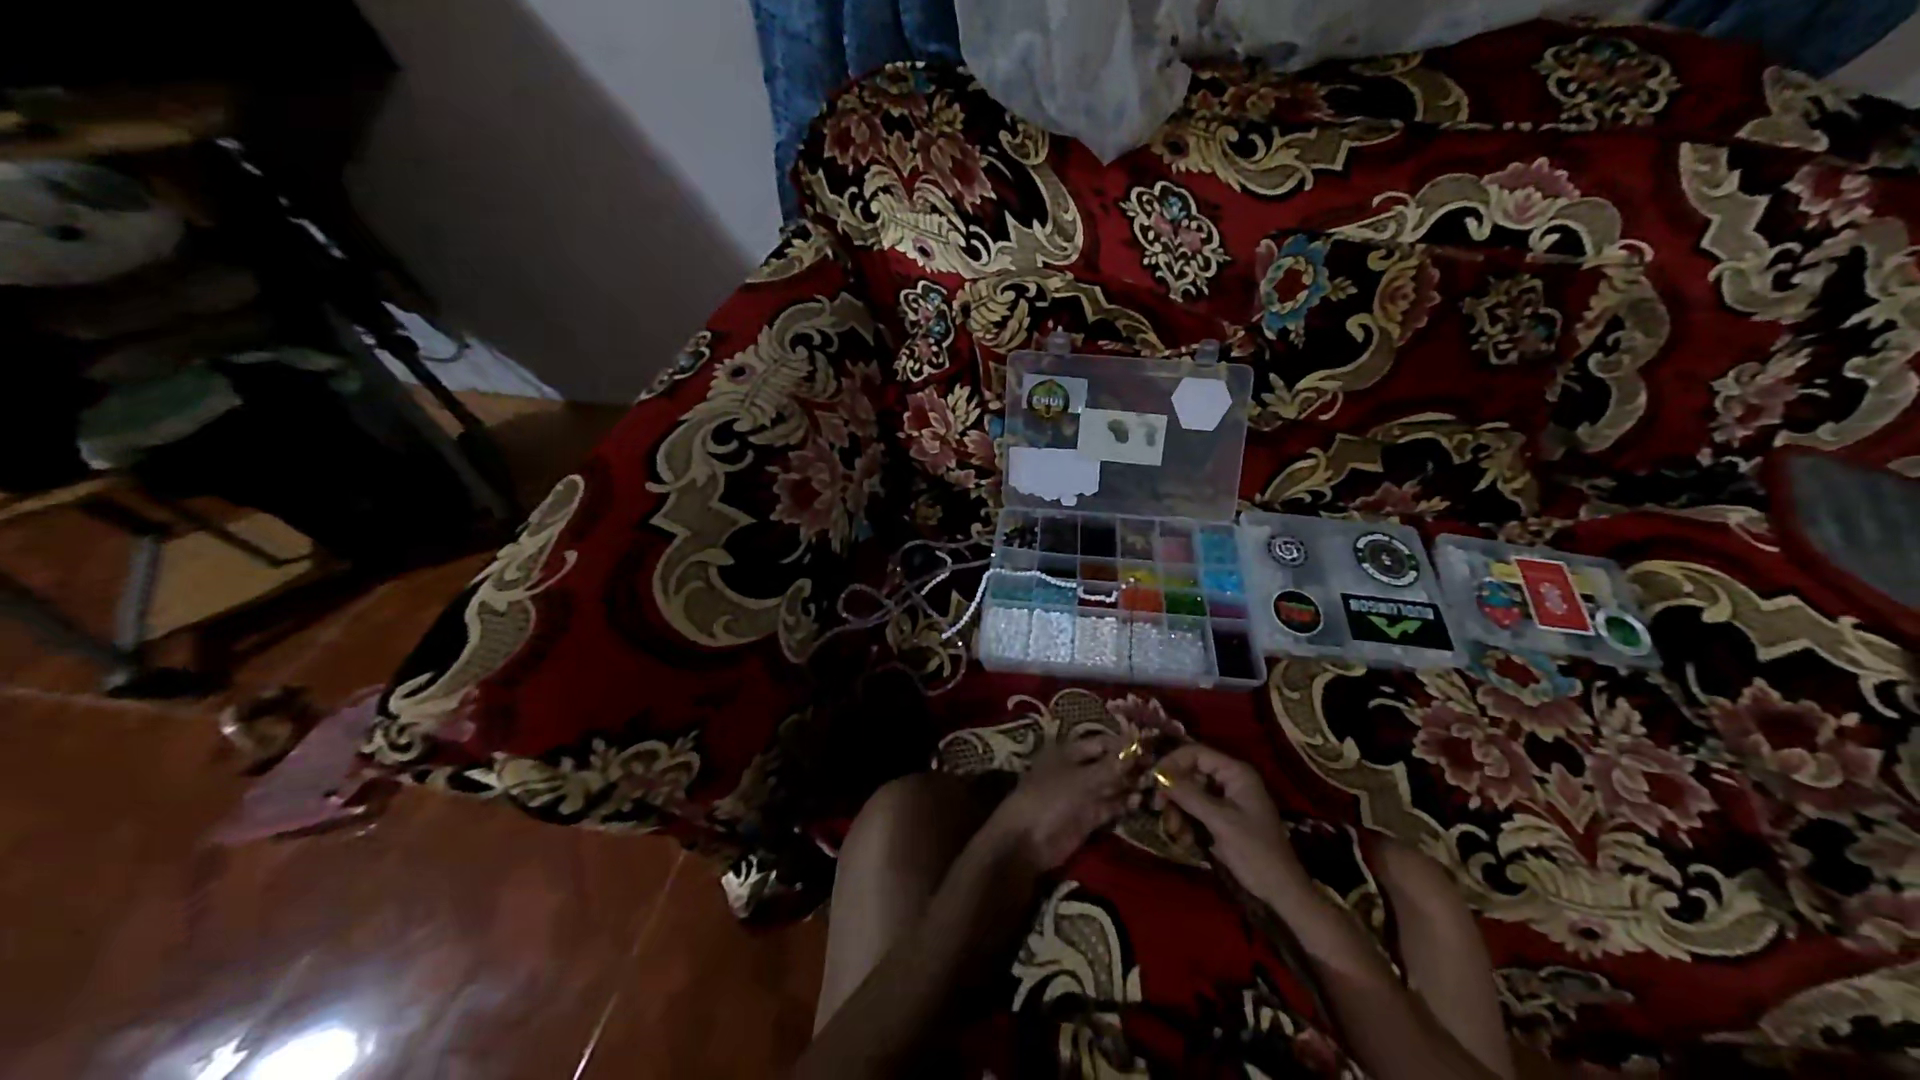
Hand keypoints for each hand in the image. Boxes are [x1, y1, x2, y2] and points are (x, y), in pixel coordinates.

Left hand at [983, 732, 1138, 871]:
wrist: (1026, 841)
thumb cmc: (1049, 798)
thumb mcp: (1080, 780)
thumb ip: (1110, 767)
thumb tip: (1137, 747)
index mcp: (1068, 753)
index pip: (1101, 743)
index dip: (1124, 746)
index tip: (1149, 748)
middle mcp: (1077, 771)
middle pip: (1108, 765)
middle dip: (1130, 766)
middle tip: (1157, 769)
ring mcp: (1083, 795)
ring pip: (1112, 786)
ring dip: (1130, 785)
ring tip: (1152, 786)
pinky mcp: (1088, 817)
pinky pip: (1110, 806)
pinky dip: (1124, 804)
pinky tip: (1139, 802)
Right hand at [1151, 743, 1308, 902]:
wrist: (1280, 890)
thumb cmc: (1255, 851)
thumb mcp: (1220, 821)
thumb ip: (1190, 795)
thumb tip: (1159, 775)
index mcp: (1236, 773)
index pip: (1196, 753)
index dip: (1173, 762)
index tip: (1153, 781)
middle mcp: (1230, 781)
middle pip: (1190, 773)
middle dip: (1174, 792)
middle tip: (1158, 809)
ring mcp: (1226, 800)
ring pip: (1189, 793)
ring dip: (1178, 810)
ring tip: (1175, 831)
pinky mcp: (1222, 818)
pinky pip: (1195, 810)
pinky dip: (1186, 822)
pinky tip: (1185, 839)